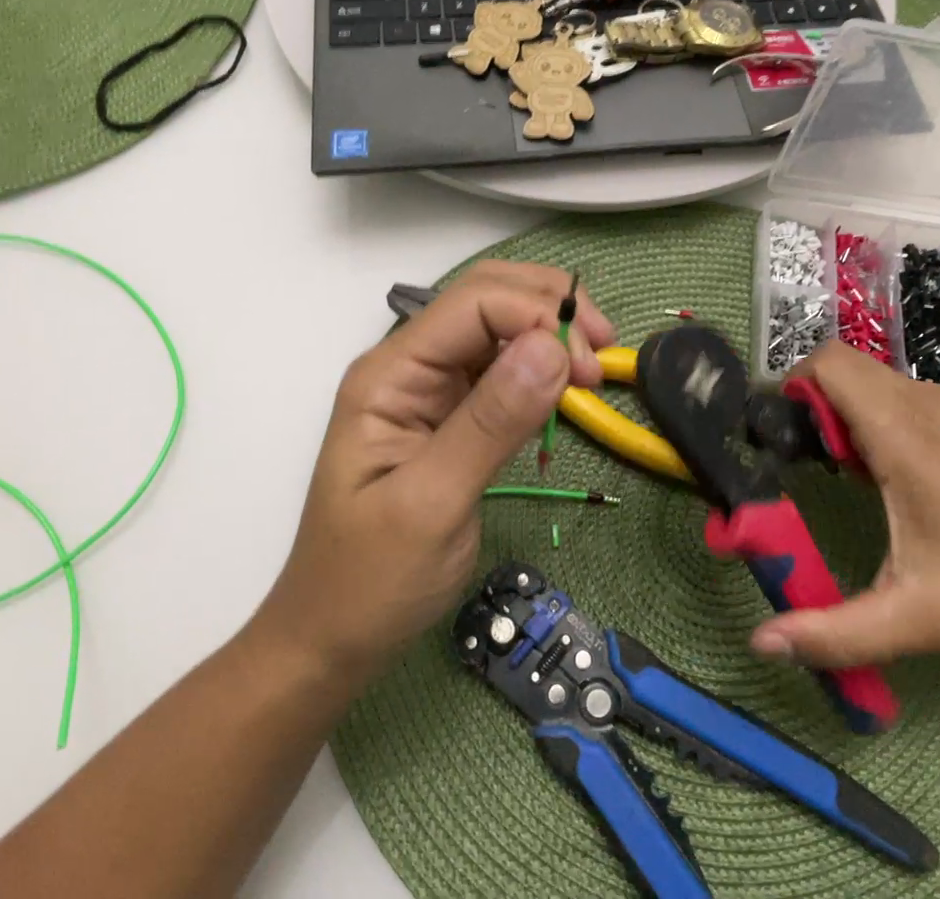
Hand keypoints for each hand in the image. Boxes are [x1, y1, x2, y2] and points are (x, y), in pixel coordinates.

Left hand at [257, 262, 614, 680]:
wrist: (334, 638)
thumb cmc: (370, 579)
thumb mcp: (432, 502)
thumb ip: (490, 422)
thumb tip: (553, 348)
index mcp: (389, 376)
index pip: (473, 304)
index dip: (539, 316)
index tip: (591, 369)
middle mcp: (408, 370)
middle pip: (486, 301)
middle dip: (550, 309)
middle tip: (605, 352)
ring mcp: (428, 395)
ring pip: (498, 333)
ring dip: (550, 336)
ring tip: (595, 372)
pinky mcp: (449, 423)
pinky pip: (501, 377)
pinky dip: (540, 373)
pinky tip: (567, 391)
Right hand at [751, 343, 939, 669]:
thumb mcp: (914, 620)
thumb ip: (832, 633)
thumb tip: (760, 644)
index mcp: (907, 436)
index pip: (830, 363)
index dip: (791, 386)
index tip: (781, 436)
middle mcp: (936, 403)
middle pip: (850, 371)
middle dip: (817, 407)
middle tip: (816, 469)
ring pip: (885, 385)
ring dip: (857, 418)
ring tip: (866, 484)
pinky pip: (920, 398)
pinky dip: (895, 422)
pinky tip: (917, 483)